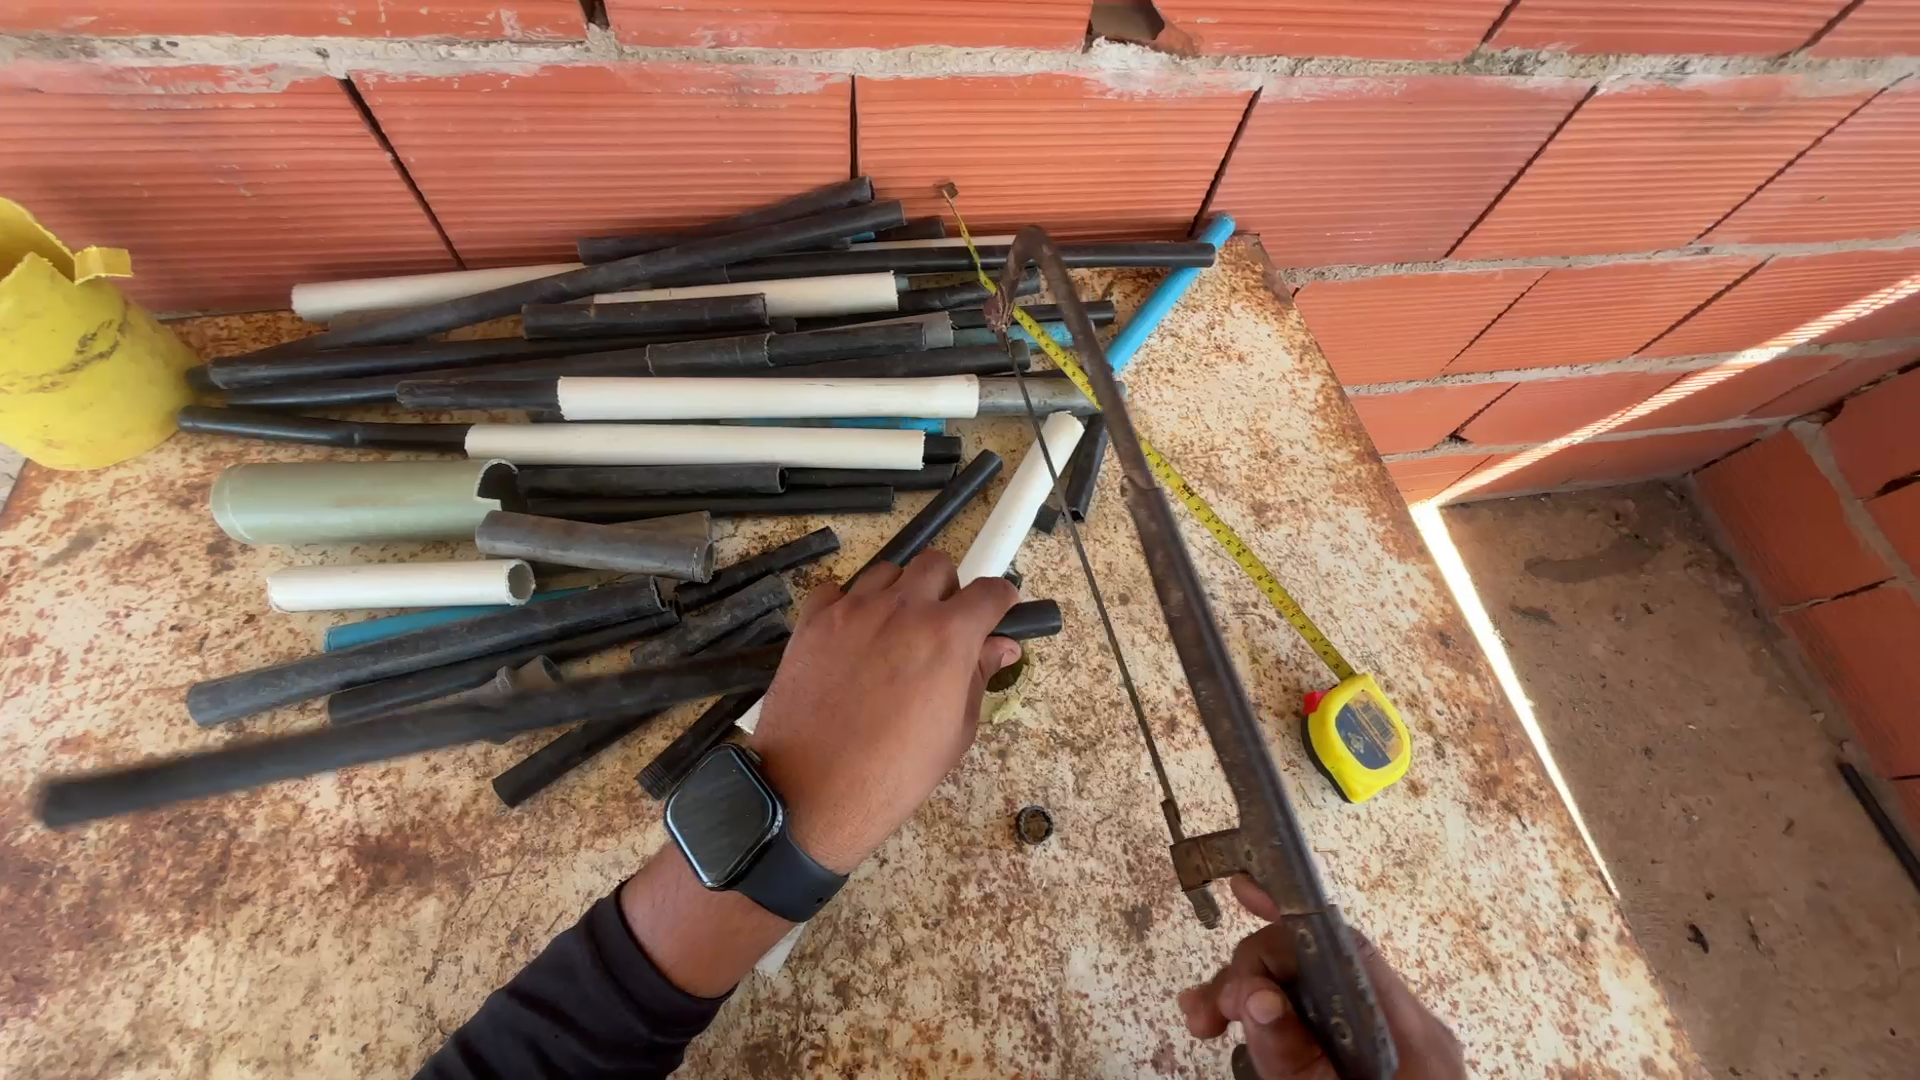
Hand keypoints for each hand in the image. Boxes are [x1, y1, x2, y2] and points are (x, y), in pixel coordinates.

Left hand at [749, 550, 1020, 873]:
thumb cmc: (894, 774)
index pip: (989, 592)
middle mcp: (902, 609)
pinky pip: (838, 591)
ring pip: (887, 572)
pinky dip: (850, 605)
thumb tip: (1001, 647)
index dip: (1002, 599)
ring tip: (894, 631)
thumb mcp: (955, 732)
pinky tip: (851, 638)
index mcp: (946, 636)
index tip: (999, 610)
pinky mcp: (812, 621)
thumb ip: (979, 677)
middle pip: (936, 564)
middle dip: (948, 589)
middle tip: (942, 624)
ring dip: (900, 593)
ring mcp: (852, 610)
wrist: (811, 792)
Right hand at [1177, 877, 1465, 1079]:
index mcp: (1410, 1037)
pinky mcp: (1373, 1068)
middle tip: (1202, 1012)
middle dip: (1249, 974)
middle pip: (1315, 967)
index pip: (1345, 947)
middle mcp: (1404, 1032)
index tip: (1239, 890)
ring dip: (1251, 999)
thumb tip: (1253, 993)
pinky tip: (1242, 1040)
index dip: (1289, 912)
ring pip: (1308, 995)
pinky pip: (1317, 1025)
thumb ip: (1298, 1064)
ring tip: (1202, 1023)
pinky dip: (1274, 1025)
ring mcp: (1392, 1051)